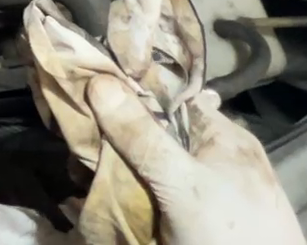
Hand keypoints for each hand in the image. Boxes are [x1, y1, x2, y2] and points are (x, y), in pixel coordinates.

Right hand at [86, 76, 304, 244]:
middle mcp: (211, 154)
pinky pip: (145, 191)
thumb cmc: (233, 241)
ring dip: (109, 163)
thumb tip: (96, 79)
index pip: (164, 91)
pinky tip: (91, 194)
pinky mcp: (188, 218)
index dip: (122, 85)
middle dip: (109, 131)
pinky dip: (119, 190)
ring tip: (76, 170)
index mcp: (221, 134)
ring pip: (143, 160)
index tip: (81, 87)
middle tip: (72, 137)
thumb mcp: (184, 186)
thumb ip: (141, 135)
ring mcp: (200, 189)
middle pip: (149, 126)